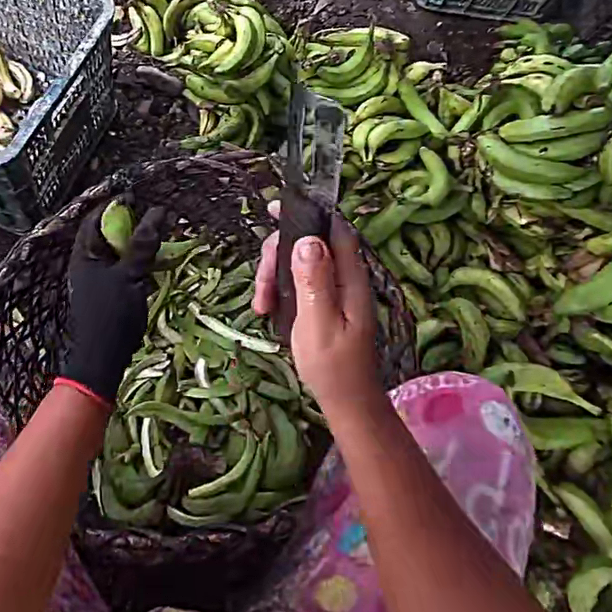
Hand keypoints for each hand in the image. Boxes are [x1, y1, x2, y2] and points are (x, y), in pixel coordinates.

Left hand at [63, 203, 164, 402]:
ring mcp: (95, 282)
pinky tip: (153, 271)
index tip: (135, 199)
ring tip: (158, 244)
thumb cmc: (111, 314)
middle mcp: (86, 265)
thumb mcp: (130, 275)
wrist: (101, 360)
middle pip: (106, 236)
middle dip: (129, 227)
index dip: (114, 206)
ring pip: (116, 255)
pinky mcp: (106, 297)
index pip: (95, 220)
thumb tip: (158, 212)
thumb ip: (143, 244)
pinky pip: (121, 272)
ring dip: (136, 248)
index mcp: (84, 255)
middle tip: (152, 221)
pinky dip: (136, 267)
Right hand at [254, 211, 381, 412]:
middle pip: (309, 244)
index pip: (334, 230)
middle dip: (278, 256)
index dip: (308, 213)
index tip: (275, 209)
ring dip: (275, 277)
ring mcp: (335, 290)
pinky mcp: (325, 302)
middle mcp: (344, 278)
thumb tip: (307, 240)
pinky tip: (268, 311)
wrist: (346, 402)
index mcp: (350, 278)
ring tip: (262, 306)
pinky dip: (280, 291)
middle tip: (262, 287)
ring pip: (299, 263)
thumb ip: (314, 281)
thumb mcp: (320, 323)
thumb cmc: (334, 367)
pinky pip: (299, 282)